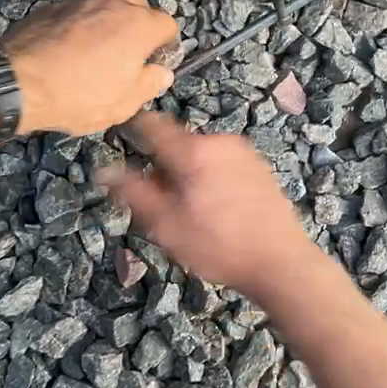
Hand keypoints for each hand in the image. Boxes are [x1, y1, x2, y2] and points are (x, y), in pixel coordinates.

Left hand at [3, 0, 177, 135]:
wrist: (17, 82)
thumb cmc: (78, 95)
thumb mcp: (124, 103)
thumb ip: (150, 84)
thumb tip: (161, 72)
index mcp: (139, 25)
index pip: (167, 24)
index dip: (165, 46)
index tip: (153, 65)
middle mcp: (113, 4)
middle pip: (139, 8)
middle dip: (139, 29)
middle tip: (127, 58)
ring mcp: (81, 0)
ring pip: (107, 7)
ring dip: (109, 25)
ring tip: (96, 54)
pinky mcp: (53, 5)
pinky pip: (79, 12)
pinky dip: (81, 26)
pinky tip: (69, 51)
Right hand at [98, 113, 324, 305]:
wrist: (282, 263)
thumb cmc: (219, 247)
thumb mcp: (167, 226)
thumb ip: (134, 193)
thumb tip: (104, 170)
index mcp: (193, 151)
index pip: (152, 124)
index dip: (134, 128)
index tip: (123, 137)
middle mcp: (219, 142)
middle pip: (177, 145)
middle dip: (165, 169)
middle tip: (164, 206)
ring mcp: (243, 153)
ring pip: (201, 157)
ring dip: (190, 175)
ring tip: (194, 214)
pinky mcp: (259, 167)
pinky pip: (223, 165)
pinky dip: (213, 179)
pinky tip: (219, 213)